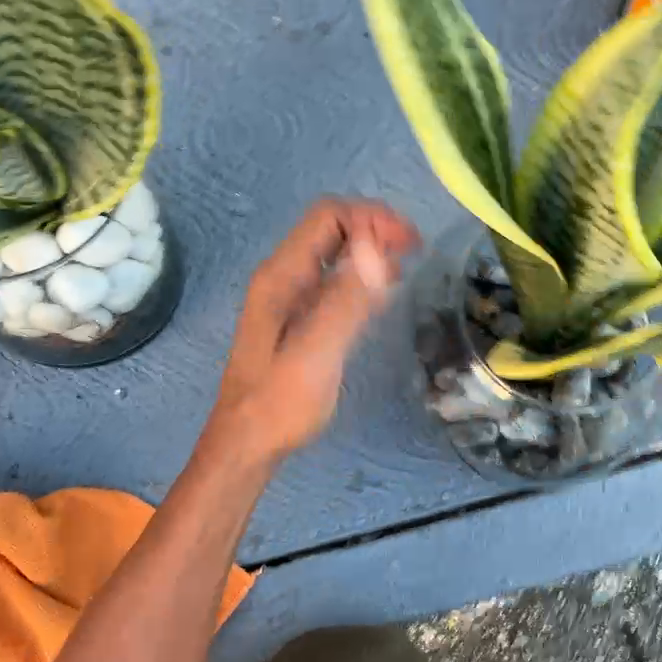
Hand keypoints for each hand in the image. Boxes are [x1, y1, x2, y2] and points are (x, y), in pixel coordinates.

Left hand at [204, 198, 419, 464]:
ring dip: (369, 251)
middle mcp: (282, 278)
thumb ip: (346, 300)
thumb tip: (377, 248)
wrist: (246, 444)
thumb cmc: (279, 403)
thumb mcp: (316, 352)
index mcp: (282, 276)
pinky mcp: (297, 322)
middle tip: (414, 250)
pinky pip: (331, 283)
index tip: (411, 243)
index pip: (329, 217)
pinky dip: (359, 278)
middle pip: (330, 229)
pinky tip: (380, 296)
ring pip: (332, 255)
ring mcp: (288, 300)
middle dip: (374, 229)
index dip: (372, 219)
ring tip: (405, 267)